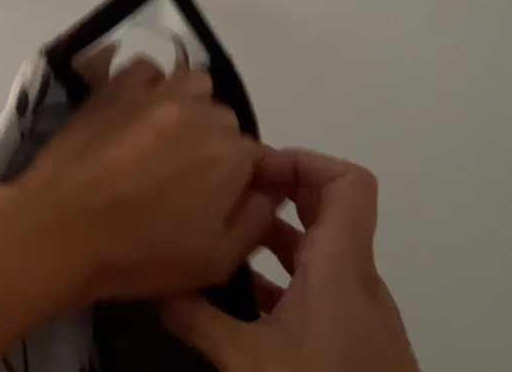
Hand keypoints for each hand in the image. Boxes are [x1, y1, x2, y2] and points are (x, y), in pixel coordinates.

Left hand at [10, 60, 273, 303]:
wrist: (61, 226)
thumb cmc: (140, 253)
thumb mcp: (217, 259)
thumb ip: (255, 219)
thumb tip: (267, 191)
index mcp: (228, 156)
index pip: (256, 155)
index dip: (240, 179)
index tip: (218, 197)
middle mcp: (195, 114)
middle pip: (223, 118)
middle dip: (214, 143)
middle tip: (186, 172)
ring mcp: (150, 94)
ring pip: (191, 83)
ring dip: (189, 105)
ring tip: (166, 136)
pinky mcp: (111, 86)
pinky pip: (144, 69)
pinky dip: (149, 84)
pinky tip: (136, 112)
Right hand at [161, 149, 418, 371]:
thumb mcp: (245, 359)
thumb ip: (195, 314)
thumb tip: (151, 282)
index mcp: (341, 268)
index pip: (347, 182)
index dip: (301, 159)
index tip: (248, 169)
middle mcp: (358, 280)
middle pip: (325, 208)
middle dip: (271, 190)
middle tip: (219, 192)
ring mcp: (360, 312)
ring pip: (319, 248)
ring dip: (270, 233)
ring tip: (217, 237)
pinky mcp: (355, 340)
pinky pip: (319, 284)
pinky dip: (281, 273)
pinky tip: (237, 294)